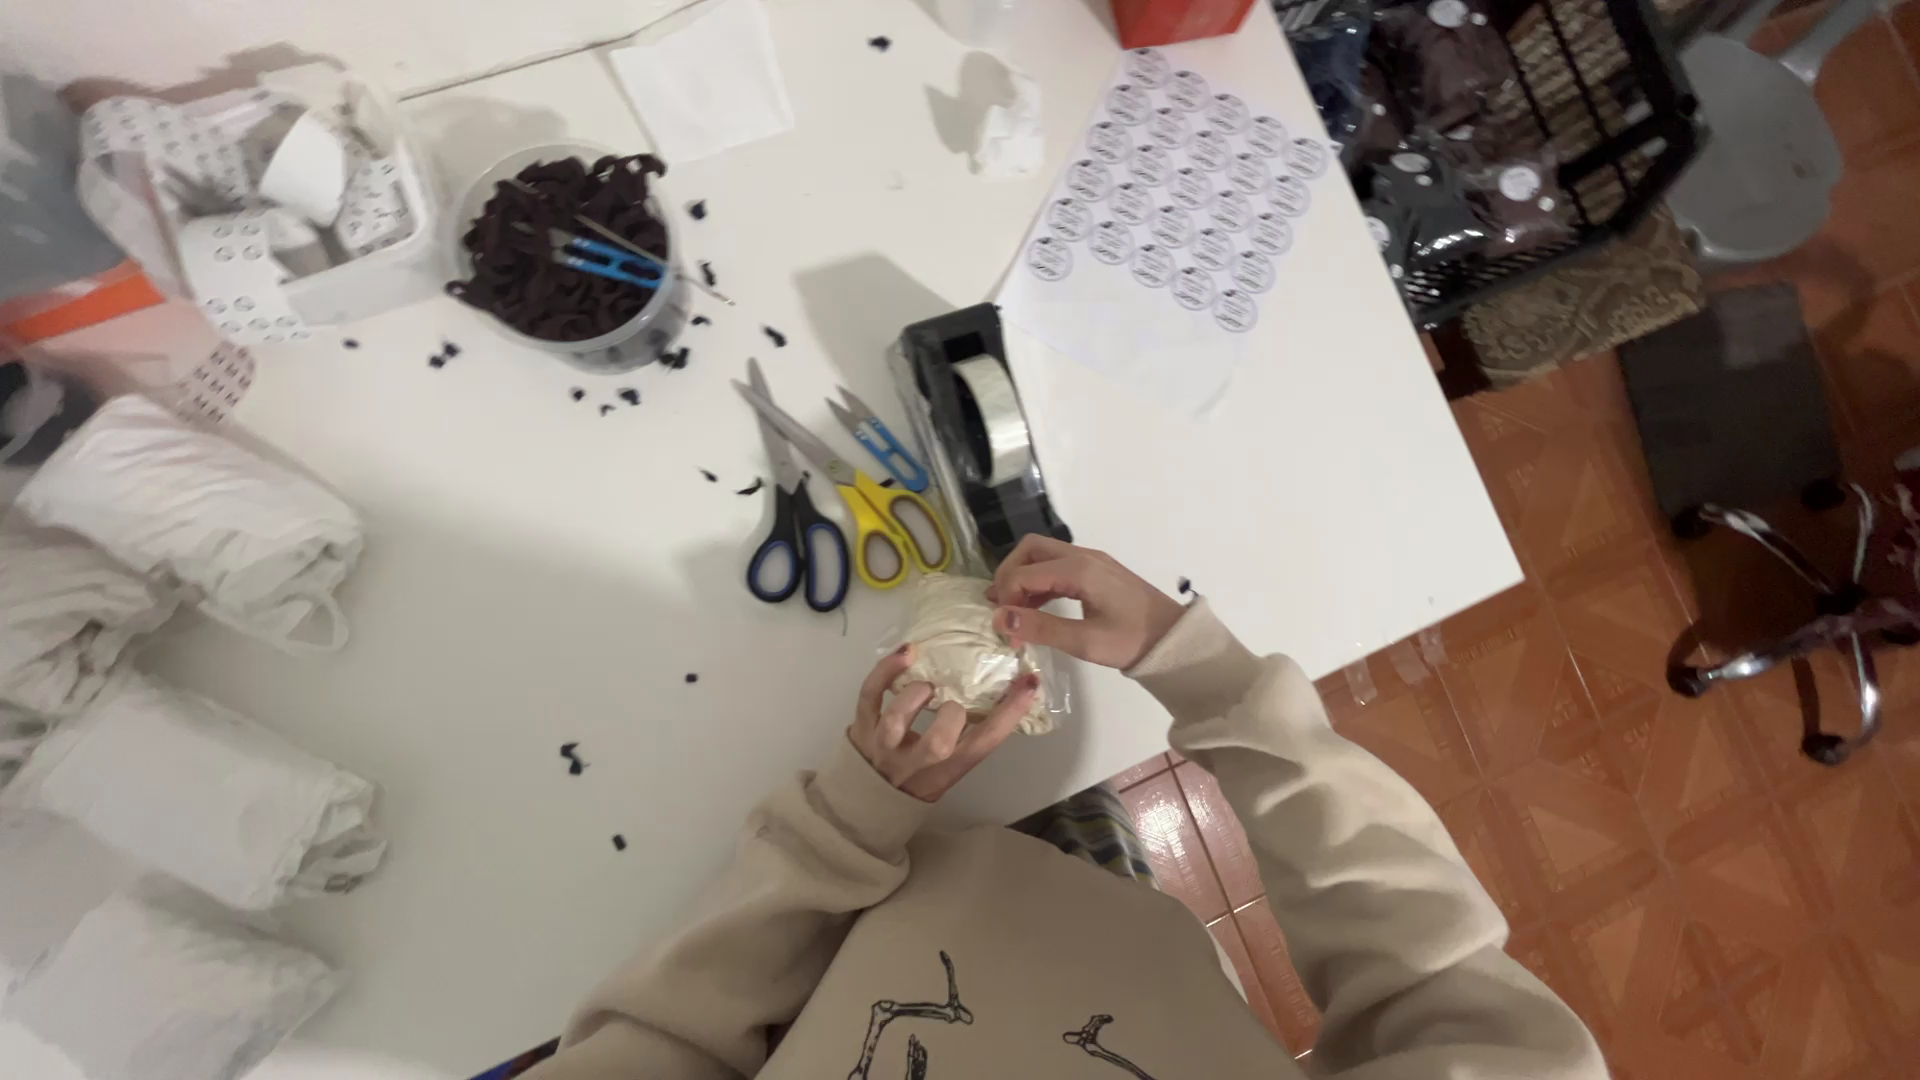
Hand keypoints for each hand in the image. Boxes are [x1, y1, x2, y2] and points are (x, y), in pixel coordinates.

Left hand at [849, 644, 1040, 802]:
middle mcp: (915, 762)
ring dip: (914, 694)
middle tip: (952, 703)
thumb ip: (968, 740)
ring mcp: (884, 745)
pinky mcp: (861, 727)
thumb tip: (1003, 693)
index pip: (983, 744)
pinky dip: (885, 670)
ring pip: (896, 720)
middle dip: (951, 715)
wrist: (863, 805)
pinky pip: (869, 696)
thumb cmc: (917, 779)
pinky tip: (906, 653)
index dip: (1009, 714)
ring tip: (925, 684)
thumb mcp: (949, 769)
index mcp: (946, 772)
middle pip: (939, 745)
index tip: (1028, 683)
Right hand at [987, 536, 1184, 669]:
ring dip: (1023, 577)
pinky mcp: (1097, 572)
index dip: (1007, 598)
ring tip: (1014, 612)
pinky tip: (1036, 608)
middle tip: (1001, 607)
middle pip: (1031, 549)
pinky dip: (1040, 582)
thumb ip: (1040, 628)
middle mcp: (1083, 557)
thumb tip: (999, 617)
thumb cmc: (1132, 642)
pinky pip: (1058, 566)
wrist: (1175, 641)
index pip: (1024, 572)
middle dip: (1009, 574)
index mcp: (1079, 570)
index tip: (1007, 630)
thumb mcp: (1085, 642)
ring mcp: (1092, 561)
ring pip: (1044, 555)